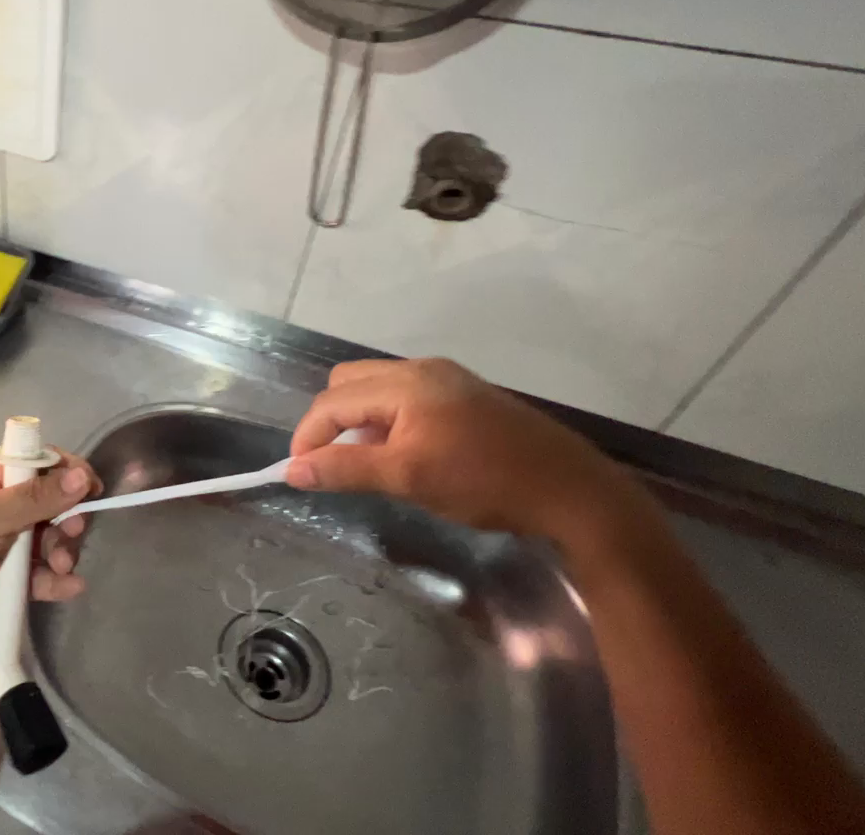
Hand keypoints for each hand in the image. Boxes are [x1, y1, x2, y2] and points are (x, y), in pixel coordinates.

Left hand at [0, 452, 100, 640]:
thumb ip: (36, 498)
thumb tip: (81, 476)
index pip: (44, 464)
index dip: (70, 473)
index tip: (92, 490)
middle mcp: (8, 507)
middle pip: (57, 505)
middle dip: (69, 520)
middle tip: (71, 533)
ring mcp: (12, 544)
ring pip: (55, 541)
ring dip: (64, 552)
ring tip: (57, 567)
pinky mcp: (14, 579)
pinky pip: (45, 576)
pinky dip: (59, 581)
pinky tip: (69, 587)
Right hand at [285, 359, 659, 554]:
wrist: (573, 494)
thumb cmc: (485, 483)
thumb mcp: (407, 478)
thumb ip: (344, 469)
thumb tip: (291, 471)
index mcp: (405, 382)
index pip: (333, 401)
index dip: (308, 436)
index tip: (298, 473)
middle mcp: (421, 369)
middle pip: (348, 384)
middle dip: (330, 422)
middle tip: (331, 464)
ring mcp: (446, 379)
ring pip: (375, 390)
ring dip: (357, 422)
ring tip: (364, 463)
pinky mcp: (464, 396)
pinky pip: (403, 398)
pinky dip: (386, 422)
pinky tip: (401, 454)